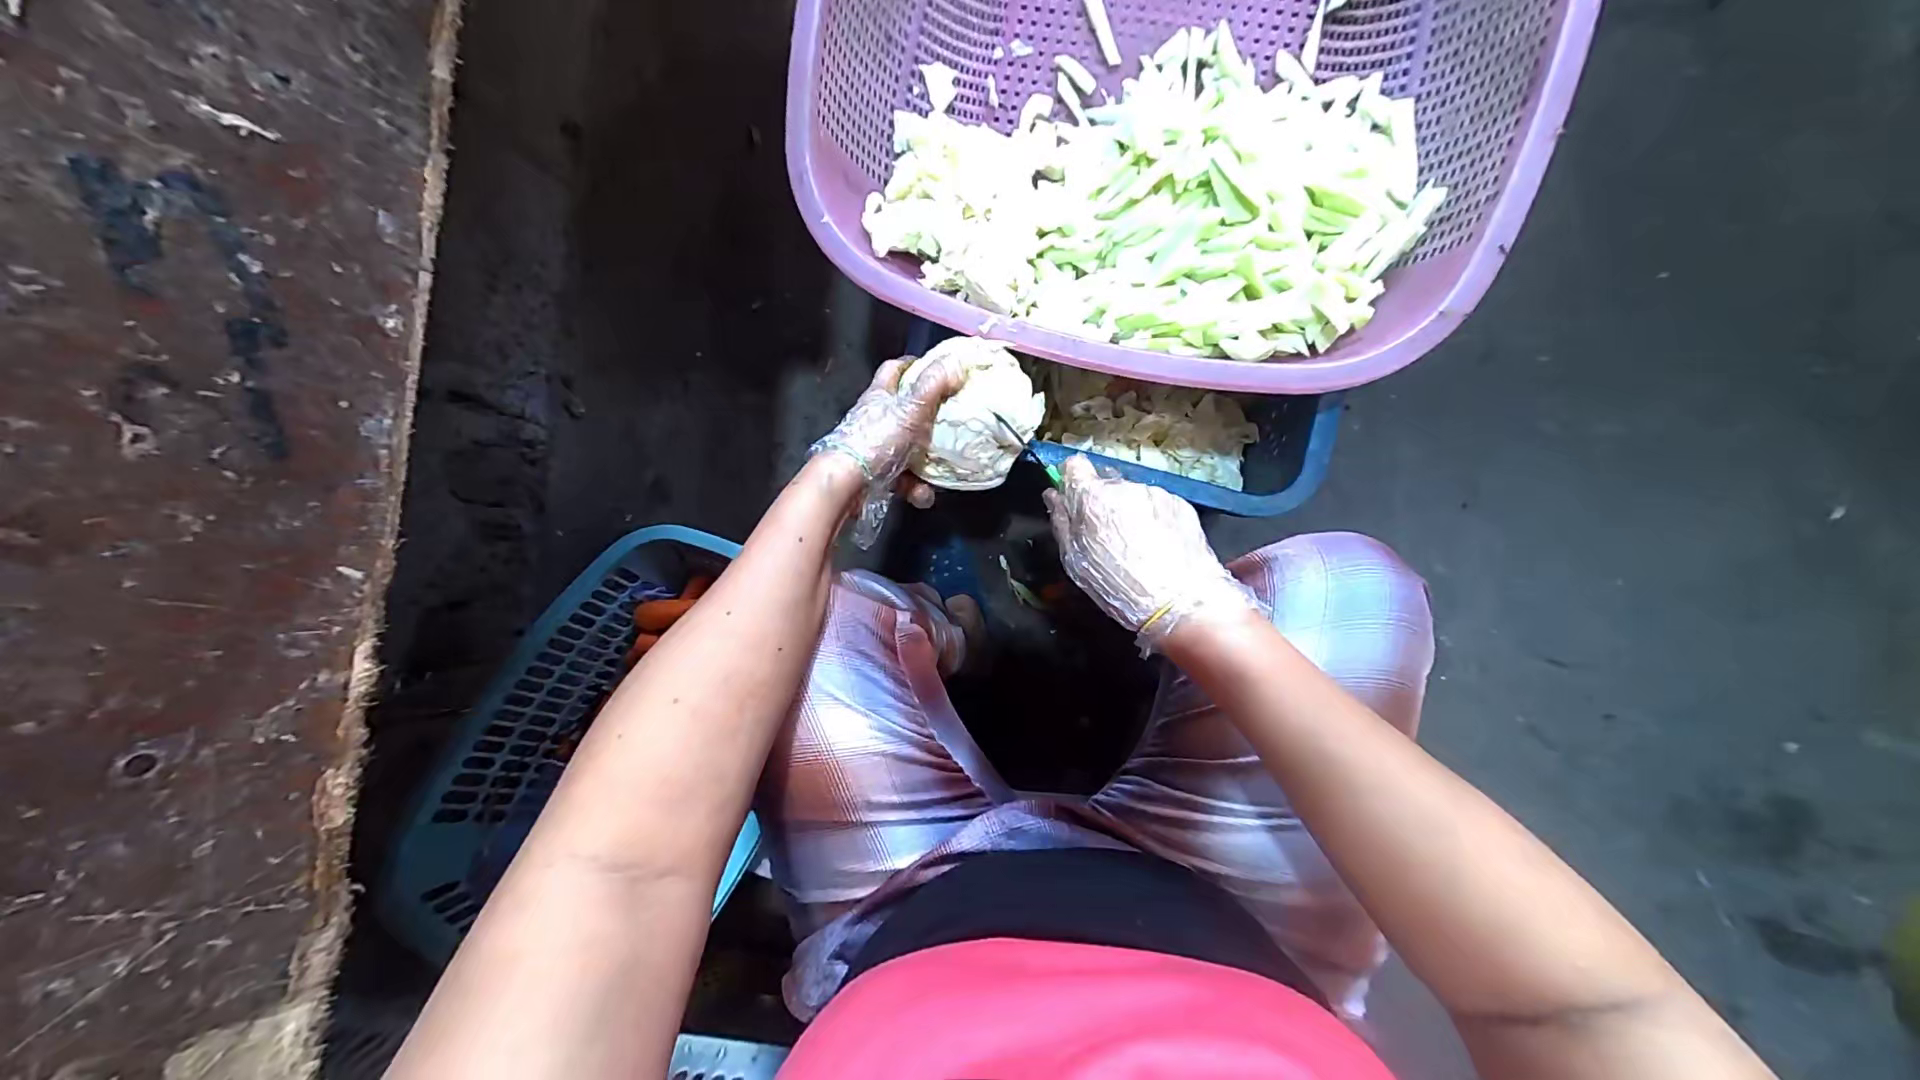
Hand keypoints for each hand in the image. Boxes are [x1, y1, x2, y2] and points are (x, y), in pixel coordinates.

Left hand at [811, 354, 964, 547]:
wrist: (846, 485)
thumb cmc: (875, 440)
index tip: (937, 369)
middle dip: (930, 420)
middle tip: (952, 422)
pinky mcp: (875, 476)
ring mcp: (874, 449)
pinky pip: (904, 479)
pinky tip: (922, 495)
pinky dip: (916, 488)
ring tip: (942, 470)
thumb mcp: (909, 408)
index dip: (914, 365)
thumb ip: (934, 385)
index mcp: (879, 396)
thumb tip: (956, 363)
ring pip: (909, 451)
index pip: (894, 370)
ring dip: (927, 463)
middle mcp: (875, 420)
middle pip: (906, 413)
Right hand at [1043, 455, 1260, 652]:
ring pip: (1131, 494)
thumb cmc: (1117, 584)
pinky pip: (1156, 504)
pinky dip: (1151, 518)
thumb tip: (1053, 496)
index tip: (1074, 498)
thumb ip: (1061, 521)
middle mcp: (1124, 486)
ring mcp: (1154, 493)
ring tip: (1135, 544)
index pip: (1075, 466)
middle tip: (1105, 534)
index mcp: (1093, 497)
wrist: (1178, 601)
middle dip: (1101, 501)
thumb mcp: (1074, 559)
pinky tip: (1155, 545)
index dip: (1072, 480)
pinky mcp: (1180, 503)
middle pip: (1105, 481)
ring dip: (1128, 510)